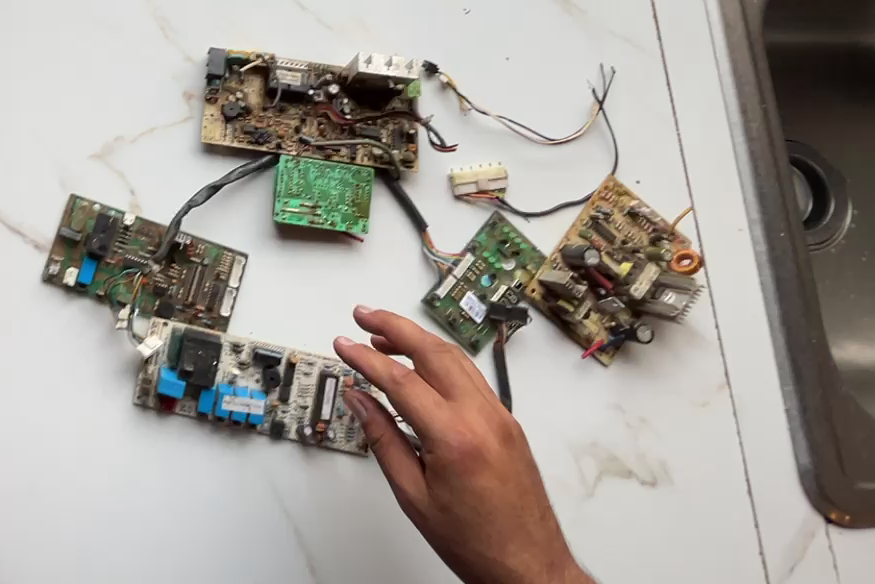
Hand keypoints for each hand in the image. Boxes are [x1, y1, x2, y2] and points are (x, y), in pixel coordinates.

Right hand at [334, 306, 591, 583]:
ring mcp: (499, 415)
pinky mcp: (507, 421)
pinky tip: (419, 360)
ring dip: (416, 337)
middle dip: (393, 325)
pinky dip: (439, 356)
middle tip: (362, 315)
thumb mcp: (413, 495)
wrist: (531, 570)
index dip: (365, 357)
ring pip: (453, 356)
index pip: (400, 379)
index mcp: (455, 438)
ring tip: (382, 334)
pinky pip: (469, 374)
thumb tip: (358, 398)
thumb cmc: (475, 543)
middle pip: (431, 351)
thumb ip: (382, 439)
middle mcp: (481, 417)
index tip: (343, 344)